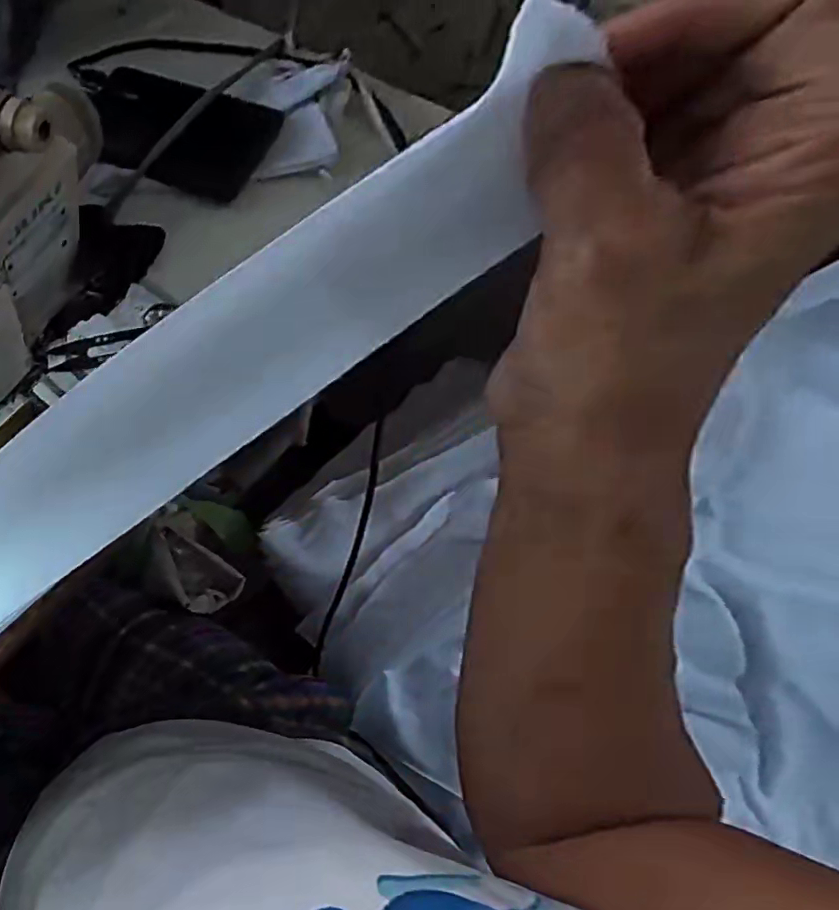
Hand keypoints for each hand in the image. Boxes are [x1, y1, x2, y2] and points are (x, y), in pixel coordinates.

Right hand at [489, 0, 838, 474]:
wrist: (578, 439)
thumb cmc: (613, 354)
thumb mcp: (606, 245)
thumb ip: (587, 151)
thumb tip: (557, 77)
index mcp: (815, 151)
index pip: (798, 21)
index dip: (701, 18)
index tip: (590, 61)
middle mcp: (775, 155)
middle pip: (733, 51)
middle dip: (641, 58)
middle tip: (548, 95)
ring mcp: (704, 189)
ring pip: (667, 100)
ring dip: (598, 104)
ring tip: (529, 128)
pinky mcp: (639, 220)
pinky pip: (619, 152)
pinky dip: (575, 145)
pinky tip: (529, 161)